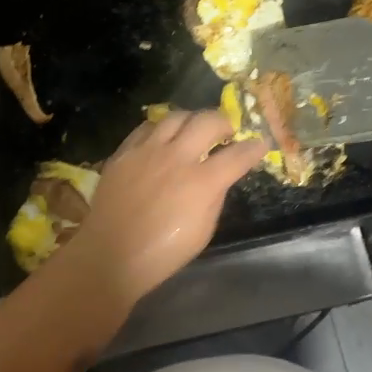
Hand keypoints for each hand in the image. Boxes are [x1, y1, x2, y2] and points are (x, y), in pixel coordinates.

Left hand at [56, 111, 266, 299]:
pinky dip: (161, 129)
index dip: (253, 148)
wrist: (111, 255)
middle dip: (223, 122)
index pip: (237, 155)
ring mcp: (147, 151)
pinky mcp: (124, 152)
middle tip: (226, 131)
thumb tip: (219, 176)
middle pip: (207, 121)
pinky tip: (163, 138)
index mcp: (201, 182)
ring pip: (175, 116)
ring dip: (191, 119)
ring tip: (194, 129)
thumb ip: (214, 197)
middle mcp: (176, 157)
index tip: (260, 144)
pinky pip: (146, 128)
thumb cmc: (163, 253)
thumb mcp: (203, 231)